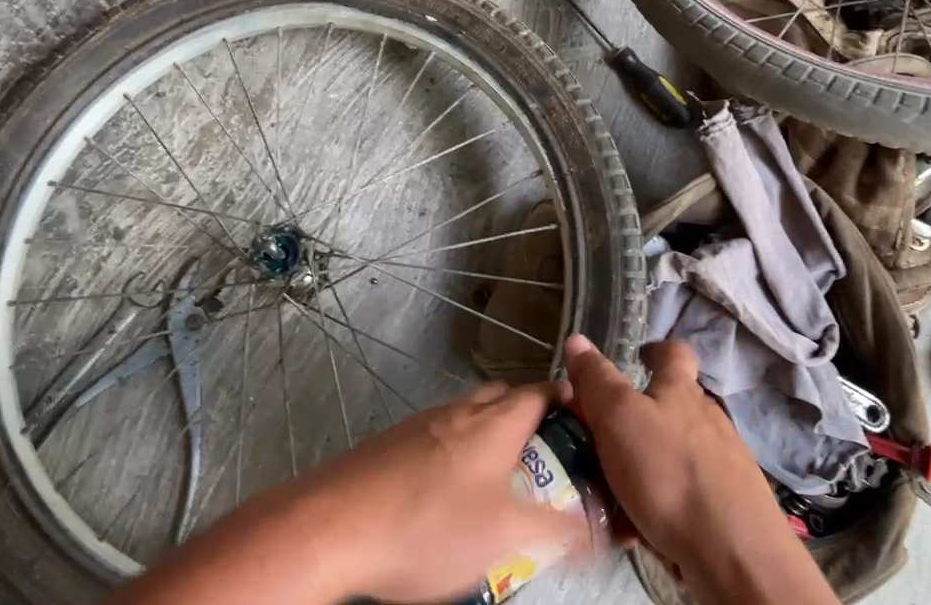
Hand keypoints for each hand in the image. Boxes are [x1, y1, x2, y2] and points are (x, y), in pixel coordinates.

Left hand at [269, 381, 590, 602]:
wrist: (334, 526)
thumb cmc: (428, 526)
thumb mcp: (505, 537)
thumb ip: (556, 530)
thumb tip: (597, 528)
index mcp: (493, 424)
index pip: (541, 393)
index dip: (566, 400)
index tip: (585, 417)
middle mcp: (458, 412)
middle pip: (503, 397)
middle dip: (528, 416)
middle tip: (546, 454)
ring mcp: (420, 424)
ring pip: (467, 416)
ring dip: (489, 435)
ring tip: (501, 478)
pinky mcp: (390, 444)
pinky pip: (436, 436)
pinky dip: (455, 452)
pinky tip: (449, 492)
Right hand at [564, 334, 838, 604]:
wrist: (735, 556)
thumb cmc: (670, 474)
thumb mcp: (619, 418)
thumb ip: (596, 381)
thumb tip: (577, 339)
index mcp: (682, 392)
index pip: (674, 353)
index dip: (656, 350)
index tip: (638, 356)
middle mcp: (708, 420)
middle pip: (674, 406)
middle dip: (642, 416)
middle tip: (603, 436)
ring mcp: (724, 464)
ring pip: (677, 452)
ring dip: (648, 462)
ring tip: (613, 488)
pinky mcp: (729, 506)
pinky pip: (686, 493)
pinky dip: (663, 500)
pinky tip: (640, 525)